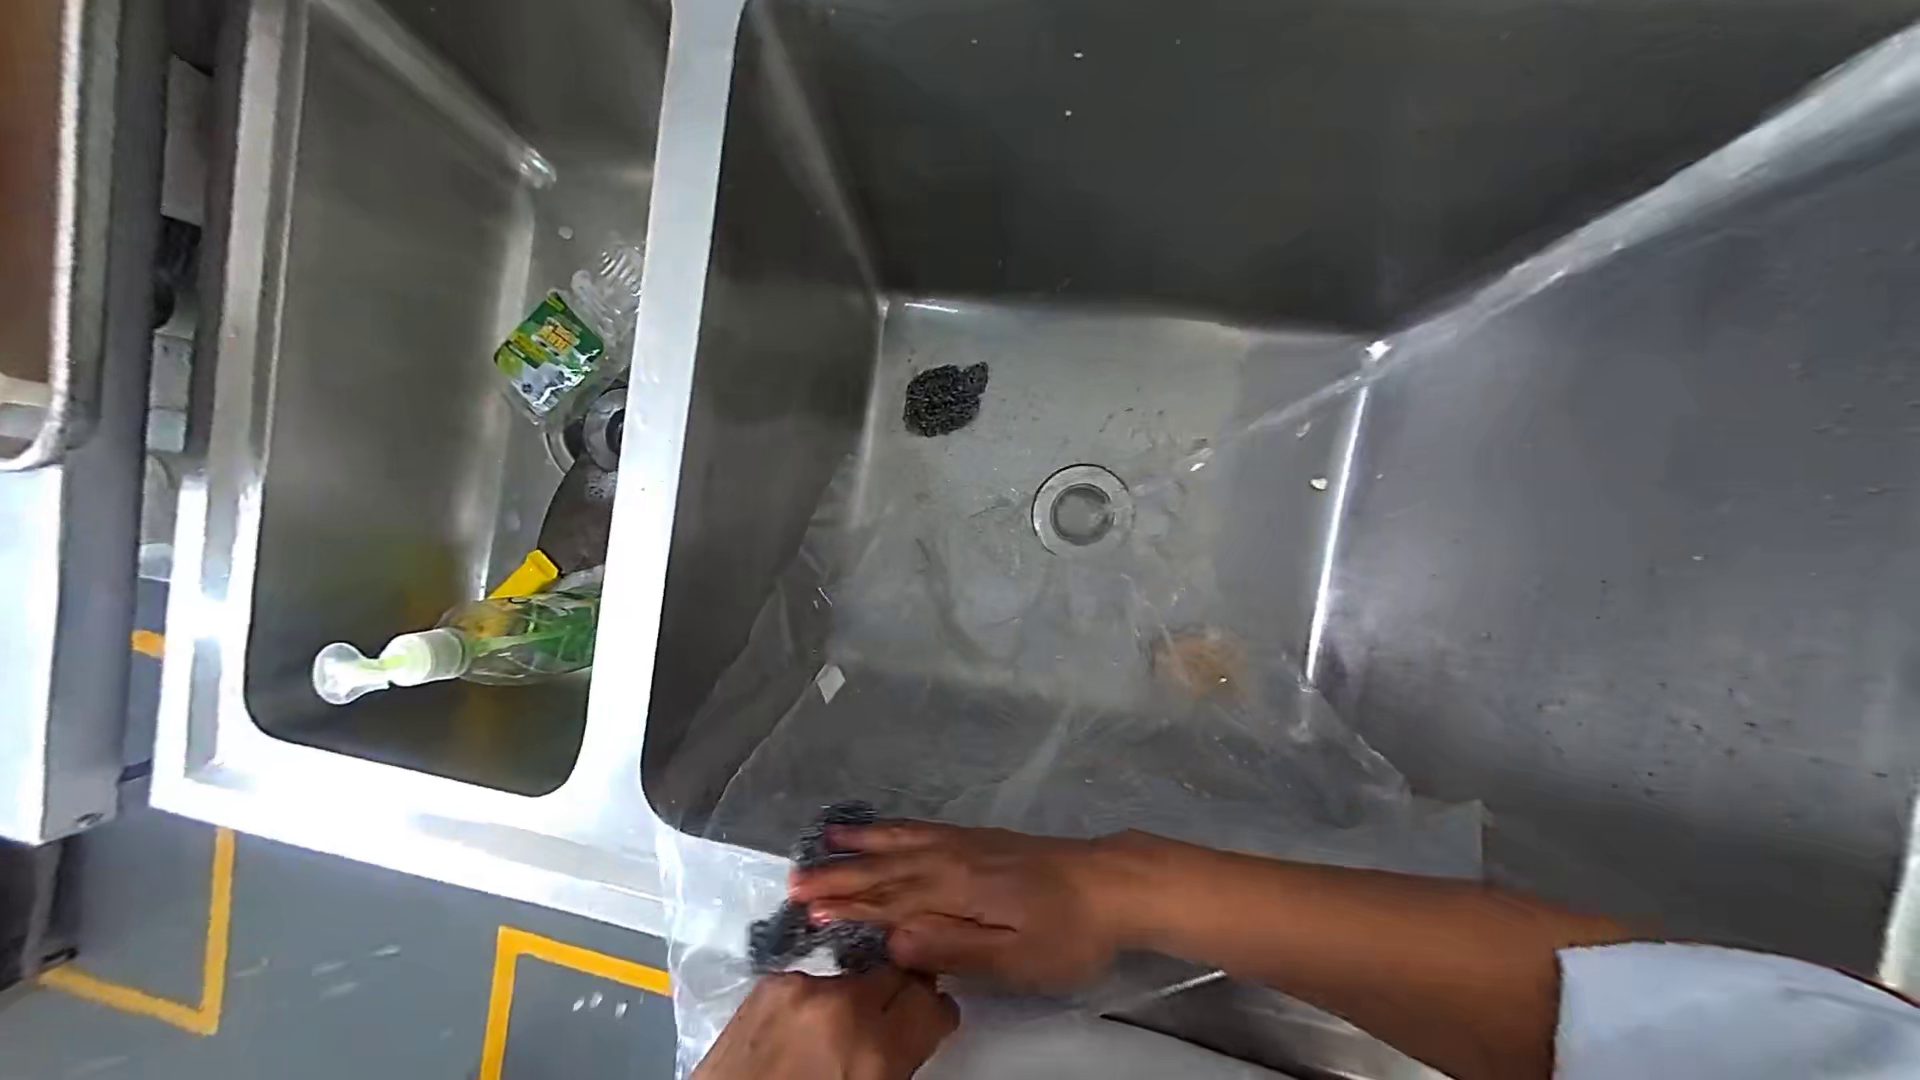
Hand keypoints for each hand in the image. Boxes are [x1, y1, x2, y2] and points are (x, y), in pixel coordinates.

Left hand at [693, 969, 956, 1079]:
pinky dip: (813, 1001)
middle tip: (889, 1021)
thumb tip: (912, 1034)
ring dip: (853, 997)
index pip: (930, 1001)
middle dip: (897, 994)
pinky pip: (810, 979)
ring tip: (834, 1033)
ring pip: (852, 975)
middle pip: (894, 972)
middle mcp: (840, 1007)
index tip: (930, 1018)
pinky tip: (800, 1031)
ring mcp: (800, 988)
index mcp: (873, 1052)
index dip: (934, 1012)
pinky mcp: (768, 984)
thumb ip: (895, 1062)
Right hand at [788, 822, 1142, 992]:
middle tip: (796, 877)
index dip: (847, 905)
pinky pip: (925, 829)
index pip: (890, 899)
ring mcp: (966, 843)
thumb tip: (895, 938)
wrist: (1107, 882)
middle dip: (841, 873)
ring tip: (827, 837)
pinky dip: (897, 828)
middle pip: (887, 866)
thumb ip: (953, 946)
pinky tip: (886, 829)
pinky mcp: (979, 838)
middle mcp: (953, 858)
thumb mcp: (1014, 957)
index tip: (806, 909)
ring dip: (863, 843)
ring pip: (902, 841)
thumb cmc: (1065, 931)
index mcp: (957, 889)